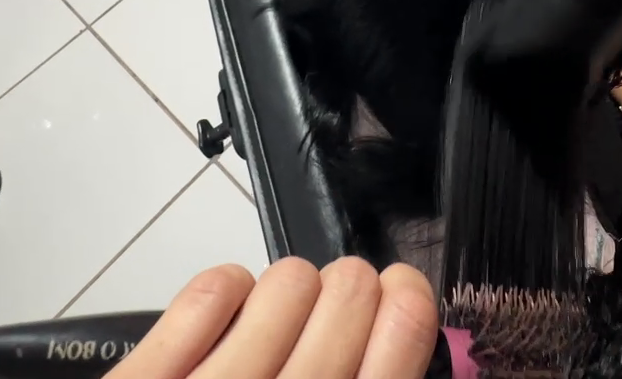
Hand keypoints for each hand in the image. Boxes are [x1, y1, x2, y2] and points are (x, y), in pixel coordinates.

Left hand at [114, 257, 438, 378]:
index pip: (402, 327)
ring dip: (288, 299)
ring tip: (273, 334)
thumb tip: (390, 341)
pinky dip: (228, 295)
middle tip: (328, 326)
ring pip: (287, 280)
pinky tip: (227, 330)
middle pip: (347, 287)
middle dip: (347, 296)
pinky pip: (214, 289)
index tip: (396, 300)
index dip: (407, 300)